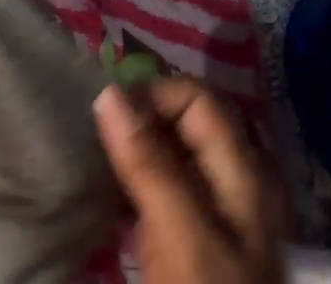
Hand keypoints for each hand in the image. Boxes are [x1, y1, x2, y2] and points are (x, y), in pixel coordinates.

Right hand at [95, 80, 283, 283]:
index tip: (103, 115)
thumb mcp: (183, 238)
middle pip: (183, 120)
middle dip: (136, 113)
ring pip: (167, 149)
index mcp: (243, 175)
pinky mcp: (187, 235)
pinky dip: (128, 173)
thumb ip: (150, 166)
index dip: (151, 95)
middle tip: (88, 128)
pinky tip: (101, 186)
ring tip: (87, 152)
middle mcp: (231, 182)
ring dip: (127, 142)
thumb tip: (108, 92)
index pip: (196, 99)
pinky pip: (156, 182)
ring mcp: (210, 210)